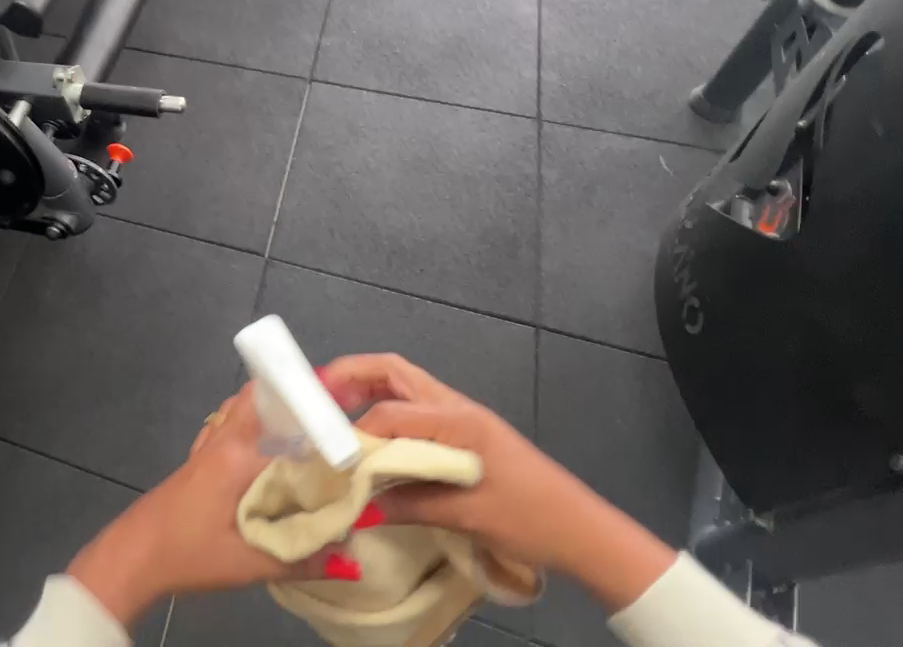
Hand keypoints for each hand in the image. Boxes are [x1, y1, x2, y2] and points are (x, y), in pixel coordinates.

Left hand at [67, 385, 343, 625]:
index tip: (346, 411)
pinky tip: (267, 449)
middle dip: (293, 399)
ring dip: (270, 409)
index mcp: (239, 454)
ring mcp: (207, 445)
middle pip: (258, 397)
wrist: (136, 552)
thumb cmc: (191, 552)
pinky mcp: (198, 457)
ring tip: (306, 427)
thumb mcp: (250, 563)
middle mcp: (224, 438)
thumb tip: (351, 557)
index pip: (281, 417)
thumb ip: (302, 558)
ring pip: (241, 408)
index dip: (314, 410)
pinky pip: (228, 424)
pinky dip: (251, 424)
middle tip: (330, 415)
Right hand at [321, 354, 676, 611]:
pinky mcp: (463, 429)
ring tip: (334, 405)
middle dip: (352, 374)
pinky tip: (371, 431)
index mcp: (457, 420)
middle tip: (317, 392)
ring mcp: (460, 414)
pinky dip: (385, 406)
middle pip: (393, 370)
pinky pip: (413, 404)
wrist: (584, 531)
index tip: (332, 453)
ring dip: (366, 386)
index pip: (392, 412)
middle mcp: (455, 406)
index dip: (358, 430)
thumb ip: (410, 503)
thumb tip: (358, 506)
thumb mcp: (468, 517)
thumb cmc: (531, 519)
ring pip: (402, 382)